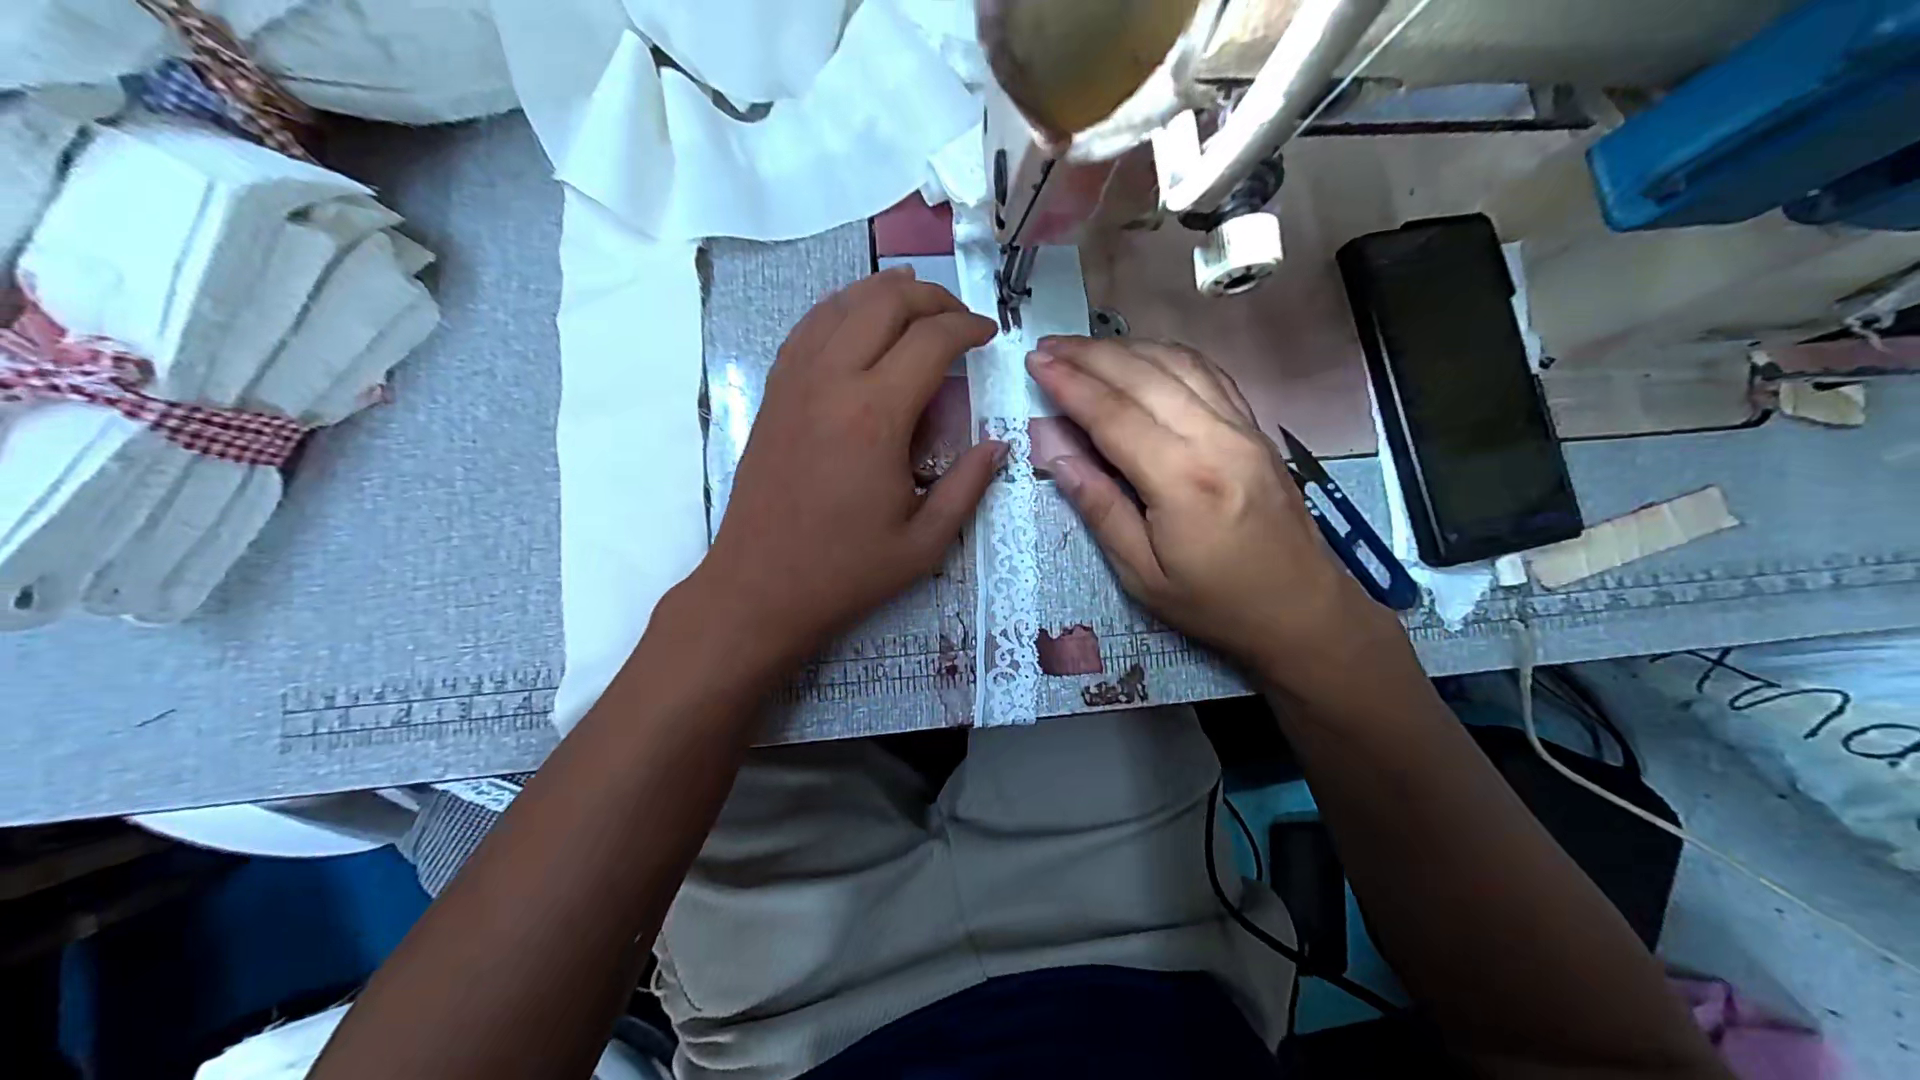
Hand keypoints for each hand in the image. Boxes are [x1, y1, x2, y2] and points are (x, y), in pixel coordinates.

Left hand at [687, 267, 1001, 668]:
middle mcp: (832, 382)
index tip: (987, 336)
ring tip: (914, 299)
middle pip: (885, 304)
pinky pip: (807, 329)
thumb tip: (998, 443)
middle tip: (957, 318)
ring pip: (840, 304)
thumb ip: (968, 486)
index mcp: (876, 416)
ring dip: (883, 293)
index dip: (967, 328)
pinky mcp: (773, 394)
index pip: (930, 340)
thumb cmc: (845, 571)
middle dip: (931, 299)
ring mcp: (794, 382)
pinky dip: (839, 310)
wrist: (759, 587)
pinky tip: (856, 319)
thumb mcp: (924, 543)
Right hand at [1026, 336, 1407, 695]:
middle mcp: (1216, 439)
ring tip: (1085, 348)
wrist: (1302, 611)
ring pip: (1179, 365)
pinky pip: (1210, 374)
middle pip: (1144, 376)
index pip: (1114, 414)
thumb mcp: (1142, 574)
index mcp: (1182, 480)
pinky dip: (1170, 355)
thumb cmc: (1215, 604)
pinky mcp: (1256, 430)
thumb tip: (1056, 454)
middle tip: (1048, 347)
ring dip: (1127, 348)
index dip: (1070, 384)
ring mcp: (1242, 429)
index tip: (1035, 363)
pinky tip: (1144, 356)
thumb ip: (1099, 507)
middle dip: (1089, 355)